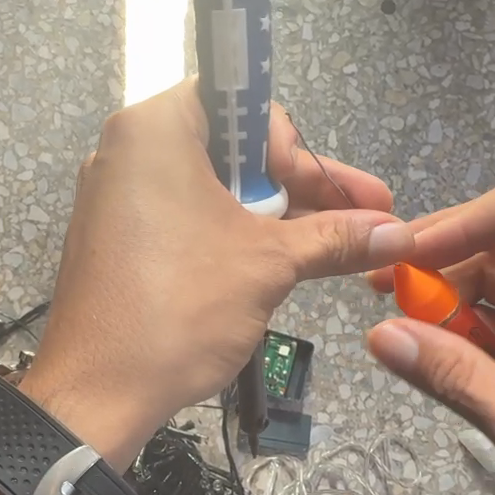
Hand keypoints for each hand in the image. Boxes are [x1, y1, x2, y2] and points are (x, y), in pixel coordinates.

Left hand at [23, 83, 414, 464]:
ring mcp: (113, 197)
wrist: (95, 393)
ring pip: (208, 189)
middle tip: (357, 217)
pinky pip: (179, 219)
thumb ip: (334, 237)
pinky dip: (225, 236)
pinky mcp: (113, 240)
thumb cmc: (181, 306)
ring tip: (330, 249)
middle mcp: (126, 151)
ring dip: (269, 217)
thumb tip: (398, 231)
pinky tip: (272, 266)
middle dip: (295, 185)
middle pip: (229, 148)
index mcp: (154, 129)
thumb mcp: (268, 263)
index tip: (320, 188)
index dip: (289, 143)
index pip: (240, 101)